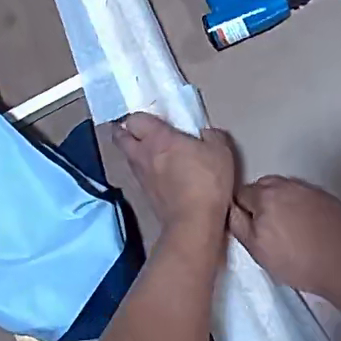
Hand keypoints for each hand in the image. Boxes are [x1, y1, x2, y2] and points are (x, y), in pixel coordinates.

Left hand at [114, 112, 236, 237]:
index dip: (140, 117)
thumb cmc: (206, 182)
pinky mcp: (144, 194)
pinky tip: (157, 172)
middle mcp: (142, 154)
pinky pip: (137, 174)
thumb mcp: (220, 152)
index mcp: (157, 138)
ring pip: (127, 156)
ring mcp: (140, 176)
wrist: (193, 223)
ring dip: (133, 150)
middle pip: (120, 136)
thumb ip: (212, 136)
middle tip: (139, 130)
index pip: (134, 119)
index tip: (152, 118)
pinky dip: (142, 170)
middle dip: (125, 130)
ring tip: (149, 151)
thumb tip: (205, 134)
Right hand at [229, 175, 340, 306]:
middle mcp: (285, 184)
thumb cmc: (299, 262)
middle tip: (269, 231)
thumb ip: (237, 224)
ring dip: (280, 203)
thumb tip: (230, 208)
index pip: (239, 193)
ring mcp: (308, 188)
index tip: (251, 229)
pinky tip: (307, 228)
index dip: (242, 212)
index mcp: (264, 194)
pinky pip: (303, 196)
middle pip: (261, 187)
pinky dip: (300, 207)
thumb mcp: (258, 250)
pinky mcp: (327, 197)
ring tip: (290, 231)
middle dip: (260, 204)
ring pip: (283, 190)